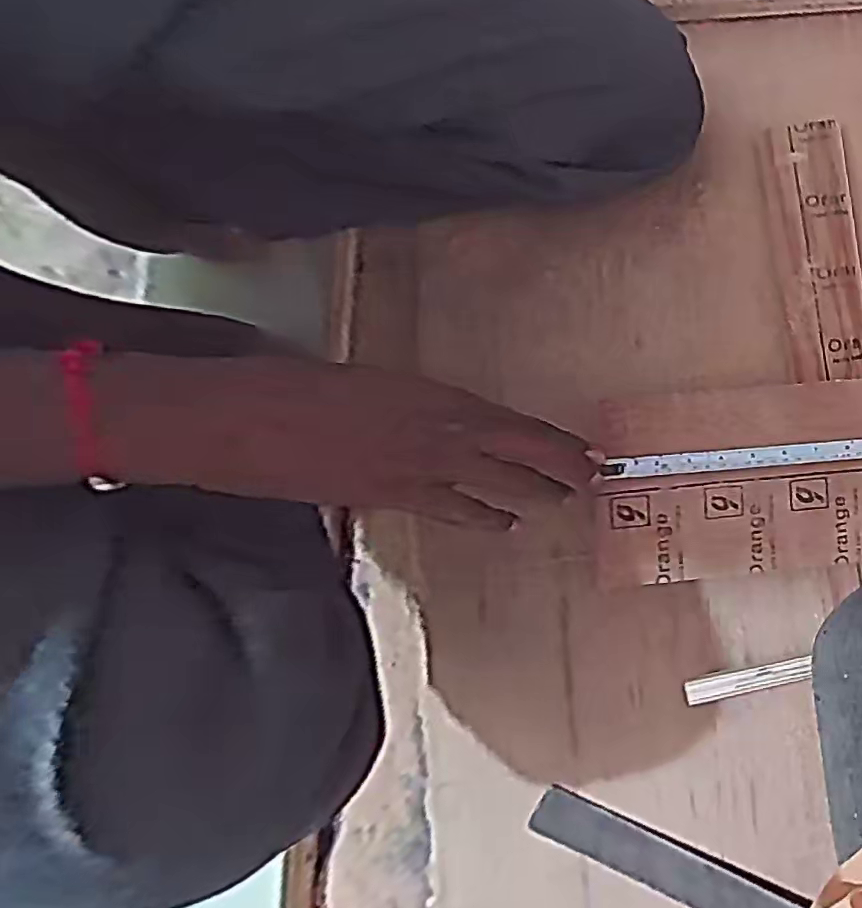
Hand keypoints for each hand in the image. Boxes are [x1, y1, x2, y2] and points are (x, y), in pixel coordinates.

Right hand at [96, 354, 598, 528]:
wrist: (221, 417)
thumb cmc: (293, 384)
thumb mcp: (380, 381)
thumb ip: (429, 404)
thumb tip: (455, 421)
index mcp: (445, 400)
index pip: (524, 428)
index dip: (562, 444)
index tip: (593, 452)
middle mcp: (446, 436)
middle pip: (527, 458)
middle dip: (565, 472)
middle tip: (593, 481)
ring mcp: (423, 470)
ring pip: (501, 487)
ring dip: (536, 495)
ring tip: (564, 501)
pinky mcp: (393, 498)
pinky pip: (455, 512)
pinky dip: (484, 519)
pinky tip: (505, 525)